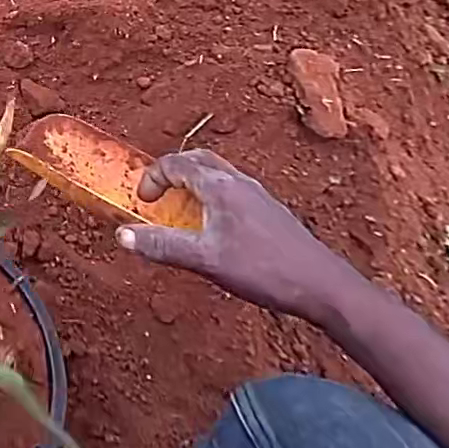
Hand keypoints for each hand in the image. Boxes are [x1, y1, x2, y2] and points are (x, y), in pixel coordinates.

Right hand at [116, 148, 365, 322]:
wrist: (326, 289)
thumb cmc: (266, 270)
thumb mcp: (205, 259)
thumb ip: (162, 245)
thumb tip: (122, 235)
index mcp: (219, 185)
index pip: (175, 164)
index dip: (152, 178)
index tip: (143, 202)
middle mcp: (239, 182)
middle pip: (197, 159)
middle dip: (172, 170)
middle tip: (158, 192)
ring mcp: (258, 195)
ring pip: (217, 172)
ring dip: (193, 181)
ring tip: (182, 207)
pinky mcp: (270, 212)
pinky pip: (233, 188)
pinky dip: (212, 194)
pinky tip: (215, 225)